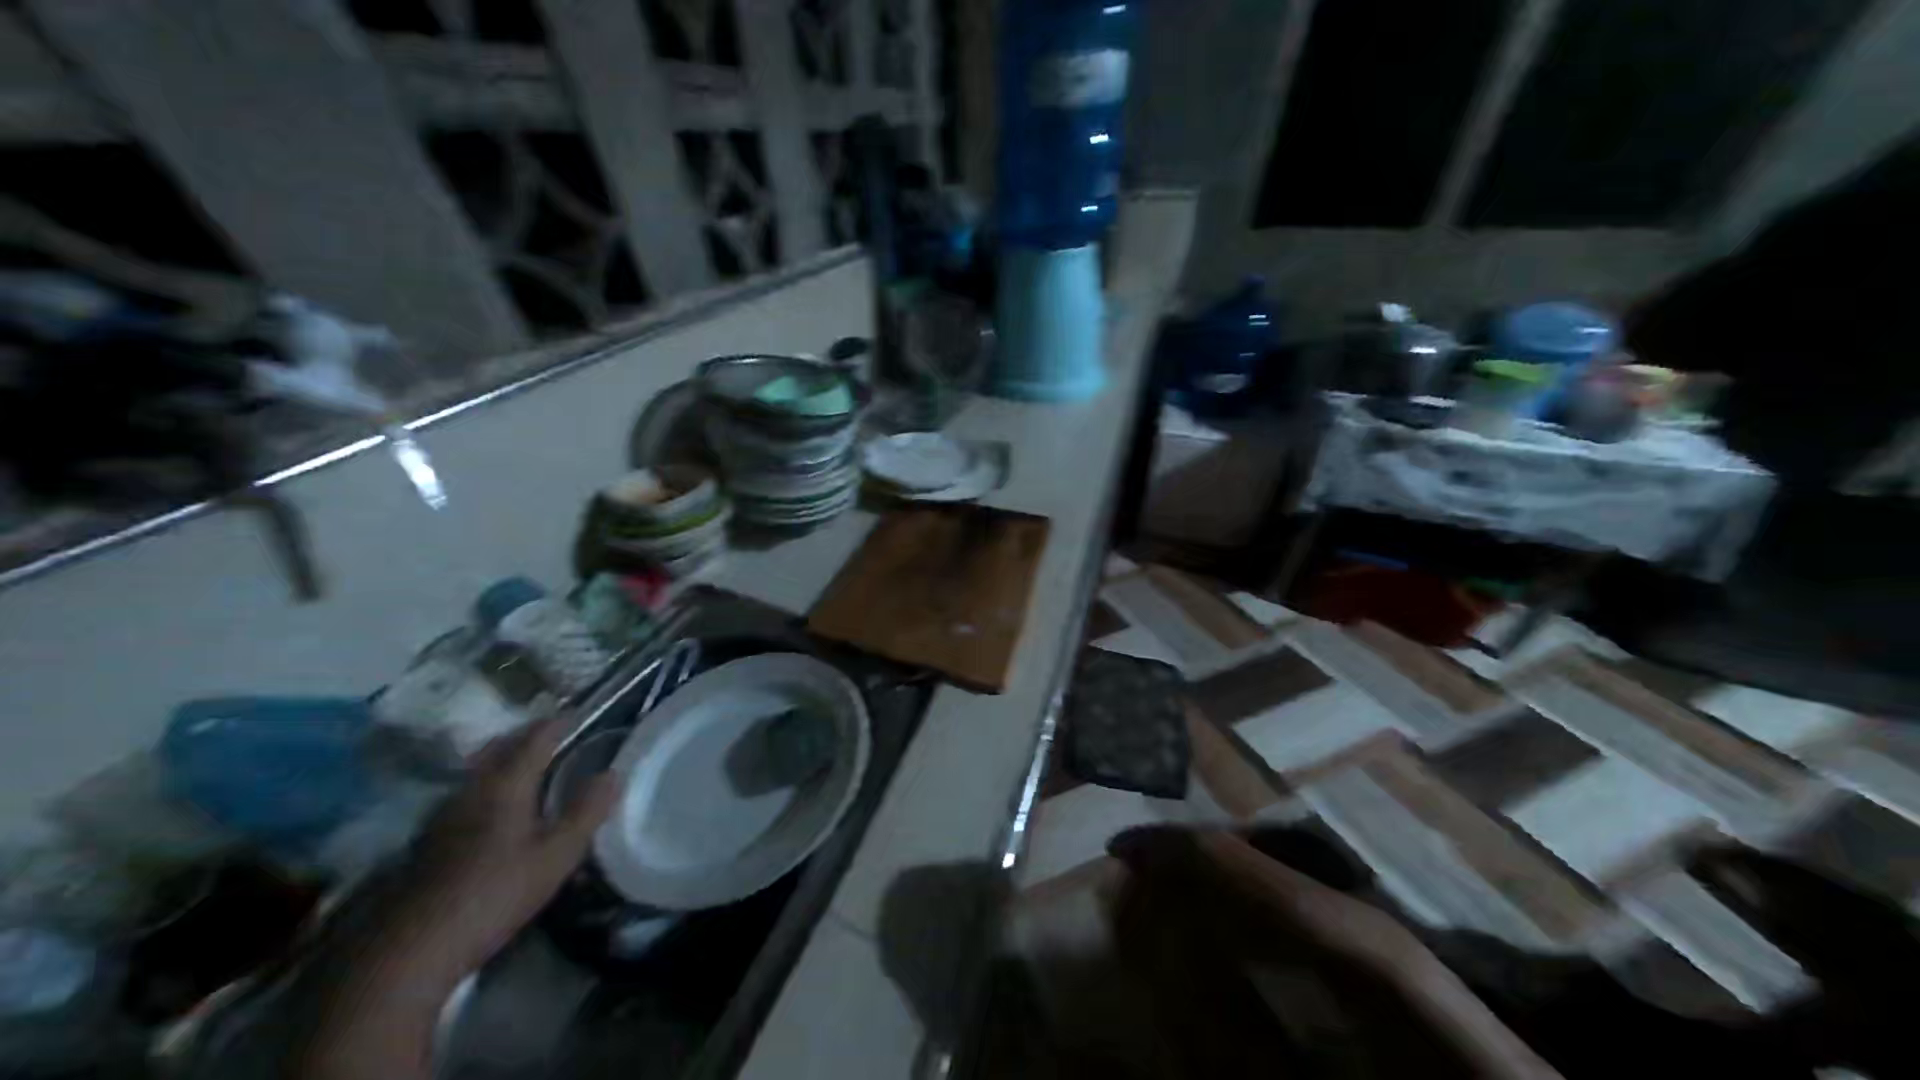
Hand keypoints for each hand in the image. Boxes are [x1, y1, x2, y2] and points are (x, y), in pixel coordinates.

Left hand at [299, 718, 617, 1079]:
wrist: (411, 949)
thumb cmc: (495, 893)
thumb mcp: (557, 855)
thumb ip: (587, 812)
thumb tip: (614, 773)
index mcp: (505, 784)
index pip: (536, 739)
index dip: (559, 723)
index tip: (580, 713)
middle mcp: (471, 790)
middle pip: (500, 748)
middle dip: (527, 736)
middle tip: (554, 733)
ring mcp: (444, 815)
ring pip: (479, 772)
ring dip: (504, 760)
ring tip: (527, 765)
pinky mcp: (429, 842)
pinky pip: (467, 795)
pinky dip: (488, 786)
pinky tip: (494, 808)